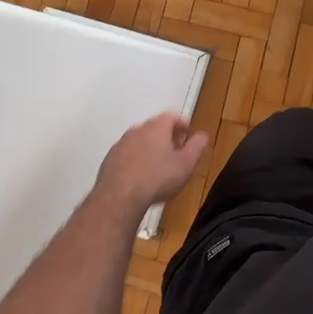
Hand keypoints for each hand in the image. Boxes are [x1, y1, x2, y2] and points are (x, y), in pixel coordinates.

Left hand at [92, 113, 207, 217]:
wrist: (120, 197)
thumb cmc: (158, 178)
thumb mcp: (186, 164)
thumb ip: (197, 146)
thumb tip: (202, 135)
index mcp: (157, 126)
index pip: (173, 116)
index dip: (183, 125)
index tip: (188, 137)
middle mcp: (137, 129)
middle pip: (156, 127)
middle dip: (167, 138)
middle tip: (176, 154)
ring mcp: (121, 143)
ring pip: (140, 141)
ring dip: (150, 149)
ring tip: (159, 168)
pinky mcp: (109, 159)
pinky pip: (127, 154)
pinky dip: (136, 160)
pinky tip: (140, 178)